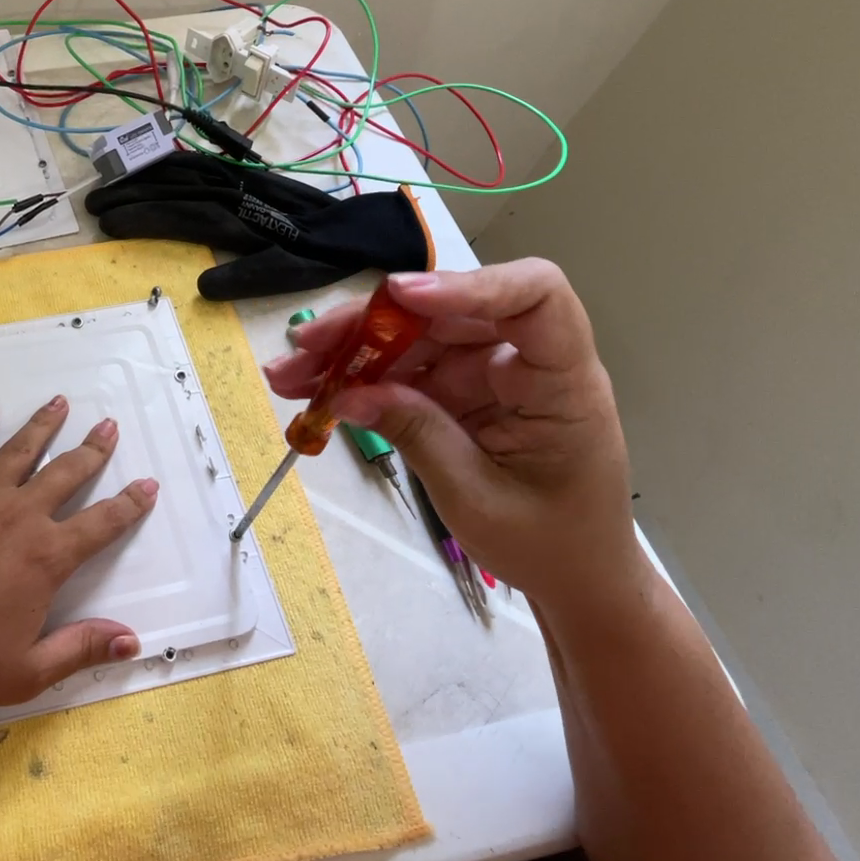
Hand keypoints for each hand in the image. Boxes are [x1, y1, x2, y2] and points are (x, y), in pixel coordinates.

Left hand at [0, 396, 159, 713]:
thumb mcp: (27, 672)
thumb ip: (81, 649)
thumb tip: (131, 640)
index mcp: (47, 558)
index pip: (102, 524)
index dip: (130, 504)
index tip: (148, 484)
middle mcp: (19, 517)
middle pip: (65, 473)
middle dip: (92, 449)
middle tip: (108, 426)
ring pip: (19, 452)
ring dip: (42, 425)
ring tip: (60, 403)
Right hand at [263, 260, 638, 607]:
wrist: (571, 575)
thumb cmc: (548, 542)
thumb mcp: (477, 497)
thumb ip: (418, 435)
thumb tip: (347, 394)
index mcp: (560, 381)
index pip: (534, 298)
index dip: (468, 285)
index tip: (400, 297)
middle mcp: (520, 360)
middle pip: (443, 313)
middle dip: (369, 324)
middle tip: (305, 346)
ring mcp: (483, 372)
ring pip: (410, 337)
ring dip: (346, 350)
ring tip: (288, 374)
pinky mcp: (455, 389)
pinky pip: (399, 370)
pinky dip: (354, 378)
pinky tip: (310, 389)